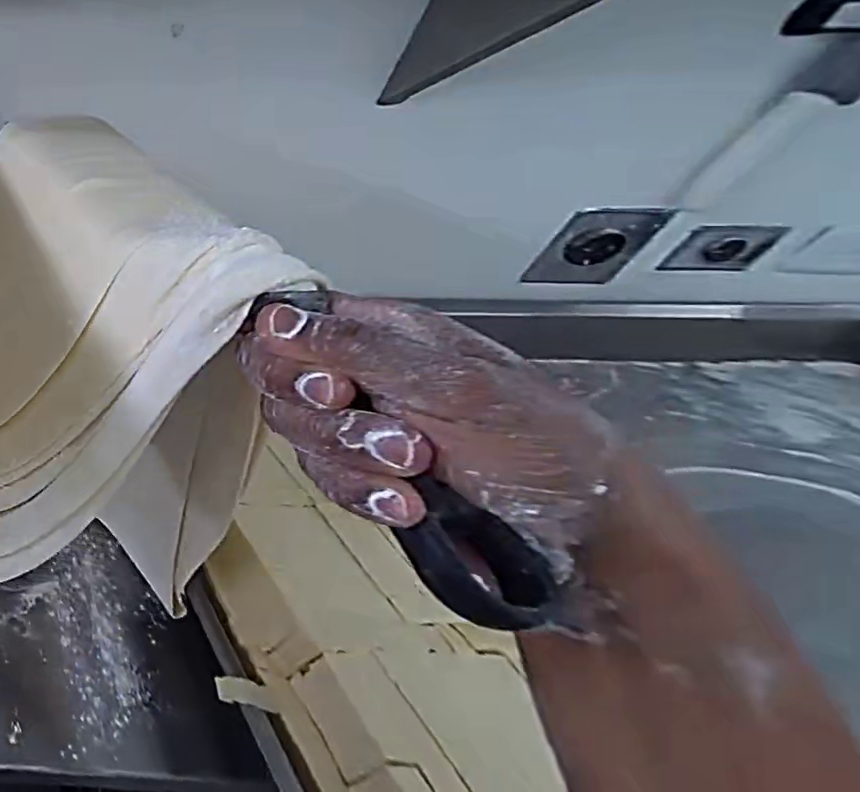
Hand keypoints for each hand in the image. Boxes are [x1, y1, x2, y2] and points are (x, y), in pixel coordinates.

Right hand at [240, 293, 614, 568]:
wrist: (585, 539)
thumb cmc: (540, 440)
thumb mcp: (453, 383)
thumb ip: (356, 348)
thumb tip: (274, 319)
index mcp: (375, 330)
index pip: (285, 322)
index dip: (285, 352)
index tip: (328, 385)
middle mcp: (353, 369)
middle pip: (276, 380)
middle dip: (327, 416)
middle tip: (387, 434)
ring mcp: (349, 422)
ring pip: (295, 431)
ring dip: (351, 456)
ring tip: (415, 469)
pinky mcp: (354, 471)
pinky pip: (320, 476)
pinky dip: (359, 492)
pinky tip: (404, 503)